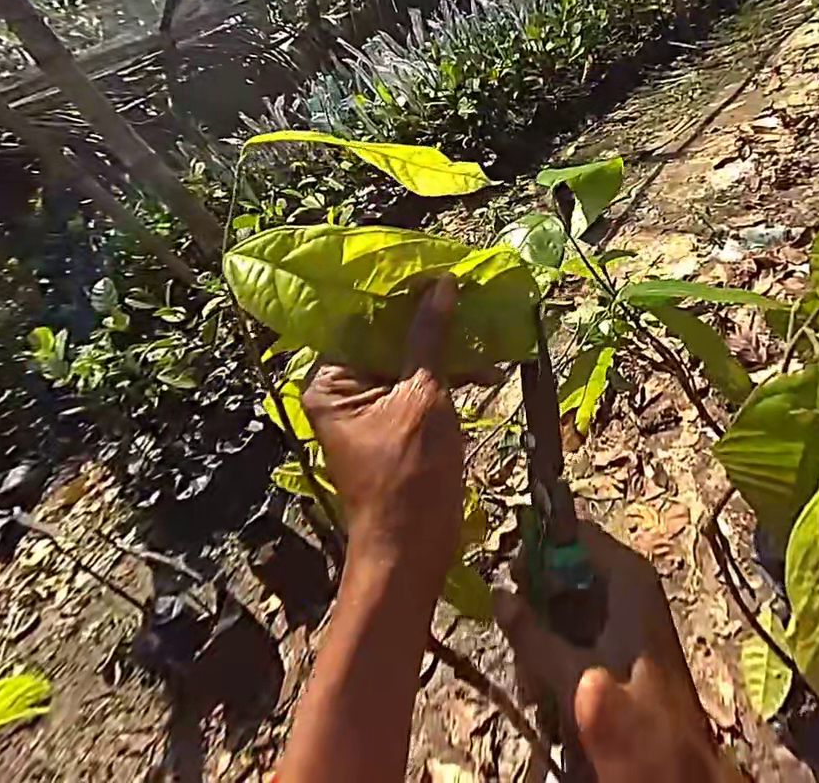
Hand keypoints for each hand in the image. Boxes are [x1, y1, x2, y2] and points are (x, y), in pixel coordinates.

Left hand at [302, 275, 465, 598]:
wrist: (414, 549)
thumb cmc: (410, 474)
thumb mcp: (422, 397)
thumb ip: (430, 337)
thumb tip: (442, 283)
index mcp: (330, 379)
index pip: (361, 319)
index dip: (398, 294)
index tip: (434, 269)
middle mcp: (343, 386)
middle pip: (387, 336)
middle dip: (430, 318)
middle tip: (465, 291)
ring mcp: (371, 404)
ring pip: (410, 357)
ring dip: (448, 347)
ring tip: (486, 330)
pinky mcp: (398, 419)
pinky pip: (422, 382)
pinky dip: (450, 375)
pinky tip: (487, 370)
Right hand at [494, 523, 730, 781]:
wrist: (682, 778)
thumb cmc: (636, 722)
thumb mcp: (575, 677)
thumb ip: (532, 634)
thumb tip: (497, 596)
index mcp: (627, 576)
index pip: (575, 533)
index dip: (540, 547)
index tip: (511, 576)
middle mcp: (628, 586)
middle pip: (566, 571)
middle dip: (537, 604)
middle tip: (515, 633)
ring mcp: (626, 616)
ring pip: (567, 605)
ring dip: (542, 638)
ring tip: (530, 681)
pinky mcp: (621, 645)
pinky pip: (577, 632)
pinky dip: (556, 654)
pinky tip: (543, 691)